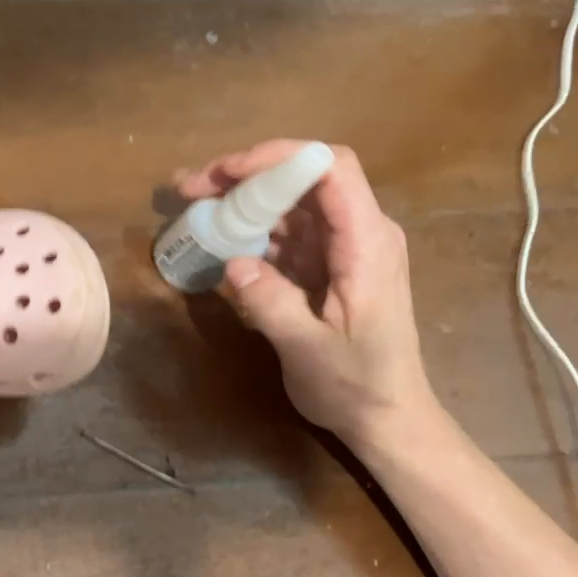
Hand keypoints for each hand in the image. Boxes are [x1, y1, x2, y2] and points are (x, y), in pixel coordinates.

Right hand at [179, 141, 438, 445]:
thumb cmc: (359, 386)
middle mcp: (358, 233)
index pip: (330, 169)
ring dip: (241, 198)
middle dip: (246, 174)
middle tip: (190, 188)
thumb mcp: (309, 350)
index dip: (278, 158)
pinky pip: (284, 230)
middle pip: (303, 176)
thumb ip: (273, 303)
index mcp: (367, 244)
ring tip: (192, 205)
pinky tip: (214, 237)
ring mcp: (340, 247)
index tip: (225, 173)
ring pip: (289, 200)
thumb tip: (233, 262)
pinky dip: (248, 227)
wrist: (386, 419)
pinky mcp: (323, 264)